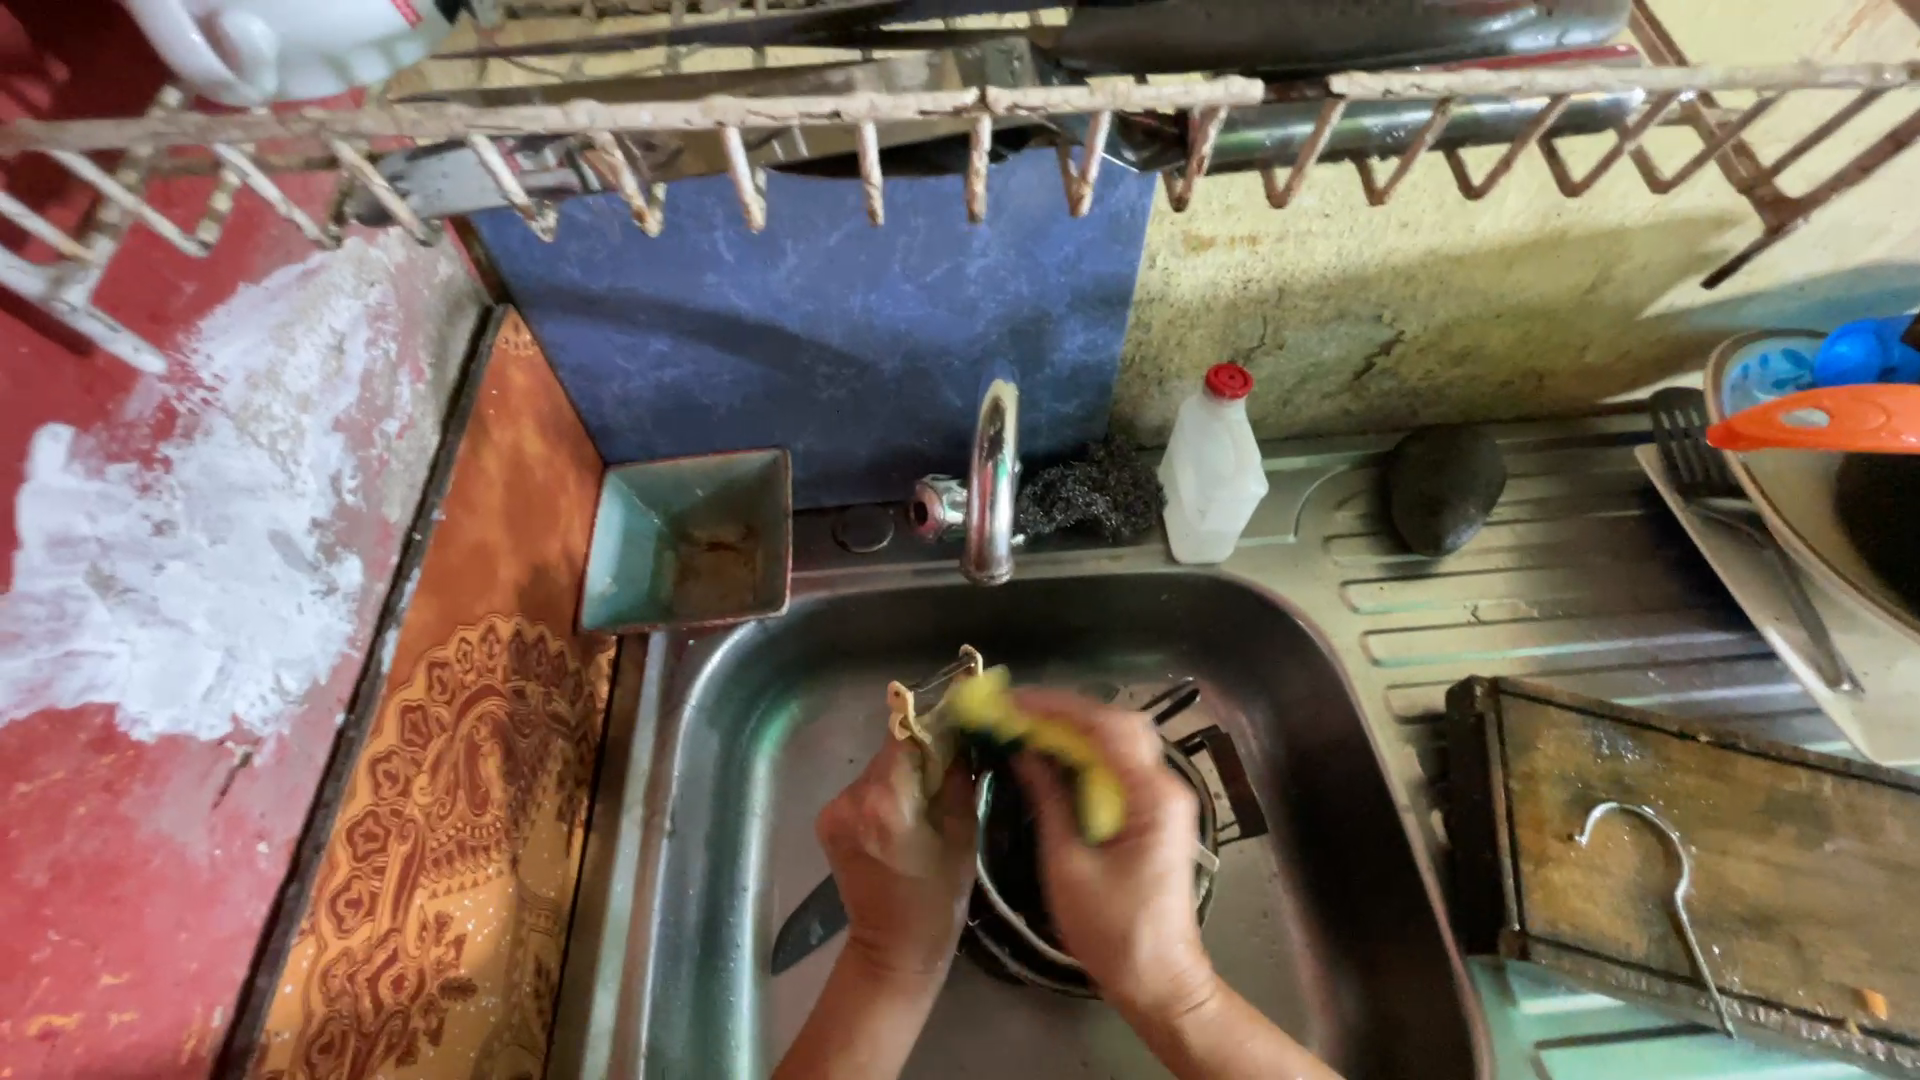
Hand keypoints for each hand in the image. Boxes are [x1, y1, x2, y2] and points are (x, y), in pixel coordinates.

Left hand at [816, 736, 977, 978]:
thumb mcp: (962, 833)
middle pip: (892, 750)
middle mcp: (851, 798)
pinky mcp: (826, 819)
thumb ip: (957, 775)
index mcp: (887, 802)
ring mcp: (833, 809)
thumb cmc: (938, 897)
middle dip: (922, 752)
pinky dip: (886, 791)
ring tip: (927, 800)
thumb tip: (962, 729)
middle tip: (950, 767)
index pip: (907, 733)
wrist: (892, 951)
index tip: (957, 721)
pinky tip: (903, 816)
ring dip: (903, 773)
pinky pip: (865, 787)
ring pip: (878, 767)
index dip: (933, 723)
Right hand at [1011, 690, 1219, 1022]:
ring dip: (1073, 726)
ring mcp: (1162, 795)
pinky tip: (1053, 753)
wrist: (1161, 980)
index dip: (1056, 708)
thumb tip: (1024, 750)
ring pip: (1119, 737)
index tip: (1012, 702)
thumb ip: (1049, 799)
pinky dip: (1084, 749)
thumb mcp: (1068, 865)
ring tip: (1026, 724)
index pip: (1105, 727)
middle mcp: (1164, 784)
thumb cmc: (1113, 932)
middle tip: (1016, 710)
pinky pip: (1117, 761)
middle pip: (1117, 723)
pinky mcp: (1153, 807)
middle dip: (1064, 710)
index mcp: (1151, 796)